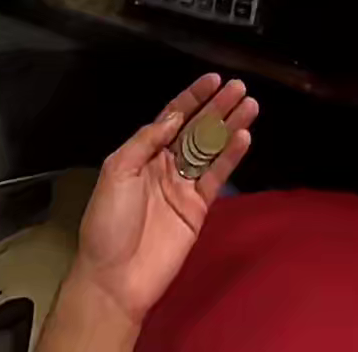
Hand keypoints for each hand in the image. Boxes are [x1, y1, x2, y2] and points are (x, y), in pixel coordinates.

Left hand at [69, 74, 258, 324]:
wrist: (115, 277)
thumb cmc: (108, 219)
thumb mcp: (117, 169)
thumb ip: (147, 140)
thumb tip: (174, 115)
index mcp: (145, 150)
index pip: (173, 115)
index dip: (193, 97)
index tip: (212, 80)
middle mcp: (167, 162)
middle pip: (197, 128)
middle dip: (217, 107)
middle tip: (239, 87)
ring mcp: (184, 185)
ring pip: (211, 148)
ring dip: (230, 126)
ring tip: (250, 104)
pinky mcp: (199, 208)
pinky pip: (217, 176)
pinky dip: (231, 157)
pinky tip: (243, 137)